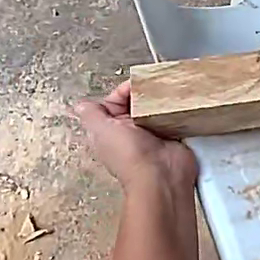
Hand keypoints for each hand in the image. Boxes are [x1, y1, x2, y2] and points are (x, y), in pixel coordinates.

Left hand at [72, 80, 196, 196]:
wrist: (163, 174)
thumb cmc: (131, 156)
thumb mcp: (101, 130)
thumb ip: (90, 114)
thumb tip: (81, 104)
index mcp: (110, 129)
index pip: (114, 101)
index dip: (123, 91)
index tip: (136, 85)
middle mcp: (131, 130)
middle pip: (136, 102)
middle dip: (144, 93)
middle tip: (153, 86)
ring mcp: (153, 132)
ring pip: (155, 107)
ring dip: (161, 100)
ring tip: (167, 92)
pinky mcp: (172, 133)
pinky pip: (173, 115)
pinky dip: (175, 108)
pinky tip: (178, 102)